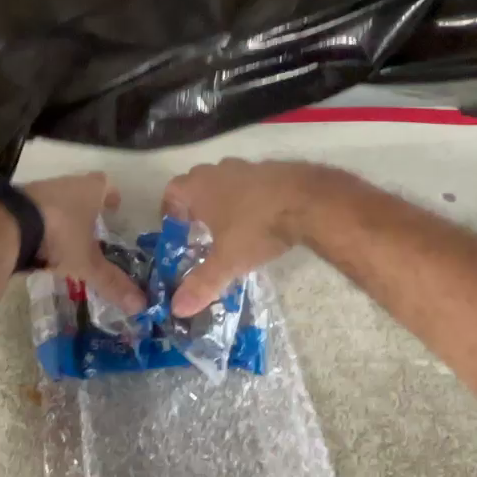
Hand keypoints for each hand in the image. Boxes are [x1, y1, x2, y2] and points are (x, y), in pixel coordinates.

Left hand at [24, 172, 145, 315]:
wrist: (9, 223)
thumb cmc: (59, 234)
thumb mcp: (87, 262)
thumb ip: (111, 282)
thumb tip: (140, 305)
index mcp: (89, 190)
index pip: (106, 185)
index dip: (111, 195)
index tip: (115, 206)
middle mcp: (66, 183)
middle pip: (81, 191)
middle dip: (88, 208)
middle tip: (94, 228)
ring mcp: (40, 190)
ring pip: (58, 200)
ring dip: (64, 216)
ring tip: (69, 239)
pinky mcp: (19, 201)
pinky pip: (37, 211)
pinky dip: (43, 224)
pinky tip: (42, 243)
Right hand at [164, 158, 373, 316]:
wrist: (305, 201)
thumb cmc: (256, 228)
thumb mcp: (227, 261)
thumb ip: (202, 283)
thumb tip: (177, 309)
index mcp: (197, 187)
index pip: (171, 193)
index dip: (170, 211)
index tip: (178, 231)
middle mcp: (215, 171)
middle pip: (196, 184)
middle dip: (195, 206)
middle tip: (202, 231)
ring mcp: (244, 166)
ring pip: (223, 181)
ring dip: (222, 199)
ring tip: (232, 226)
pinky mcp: (269, 169)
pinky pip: (248, 182)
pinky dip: (248, 197)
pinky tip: (260, 218)